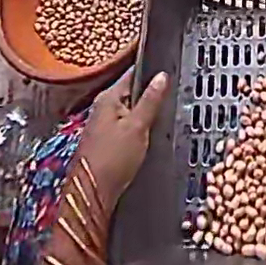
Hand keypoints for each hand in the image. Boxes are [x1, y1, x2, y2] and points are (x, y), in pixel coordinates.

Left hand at [74, 70, 169, 213]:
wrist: (94, 193)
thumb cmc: (113, 159)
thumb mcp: (138, 126)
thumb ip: (150, 100)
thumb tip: (162, 76)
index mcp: (108, 98)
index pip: (132, 74)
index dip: (151, 72)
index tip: (169, 71)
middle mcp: (103, 107)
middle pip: (132, 92)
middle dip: (150, 94)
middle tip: (171, 96)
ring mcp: (104, 124)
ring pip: (131, 110)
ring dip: (145, 112)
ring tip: (163, 115)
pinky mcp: (107, 139)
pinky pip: (127, 124)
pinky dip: (139, 126)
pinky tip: (149, 133)